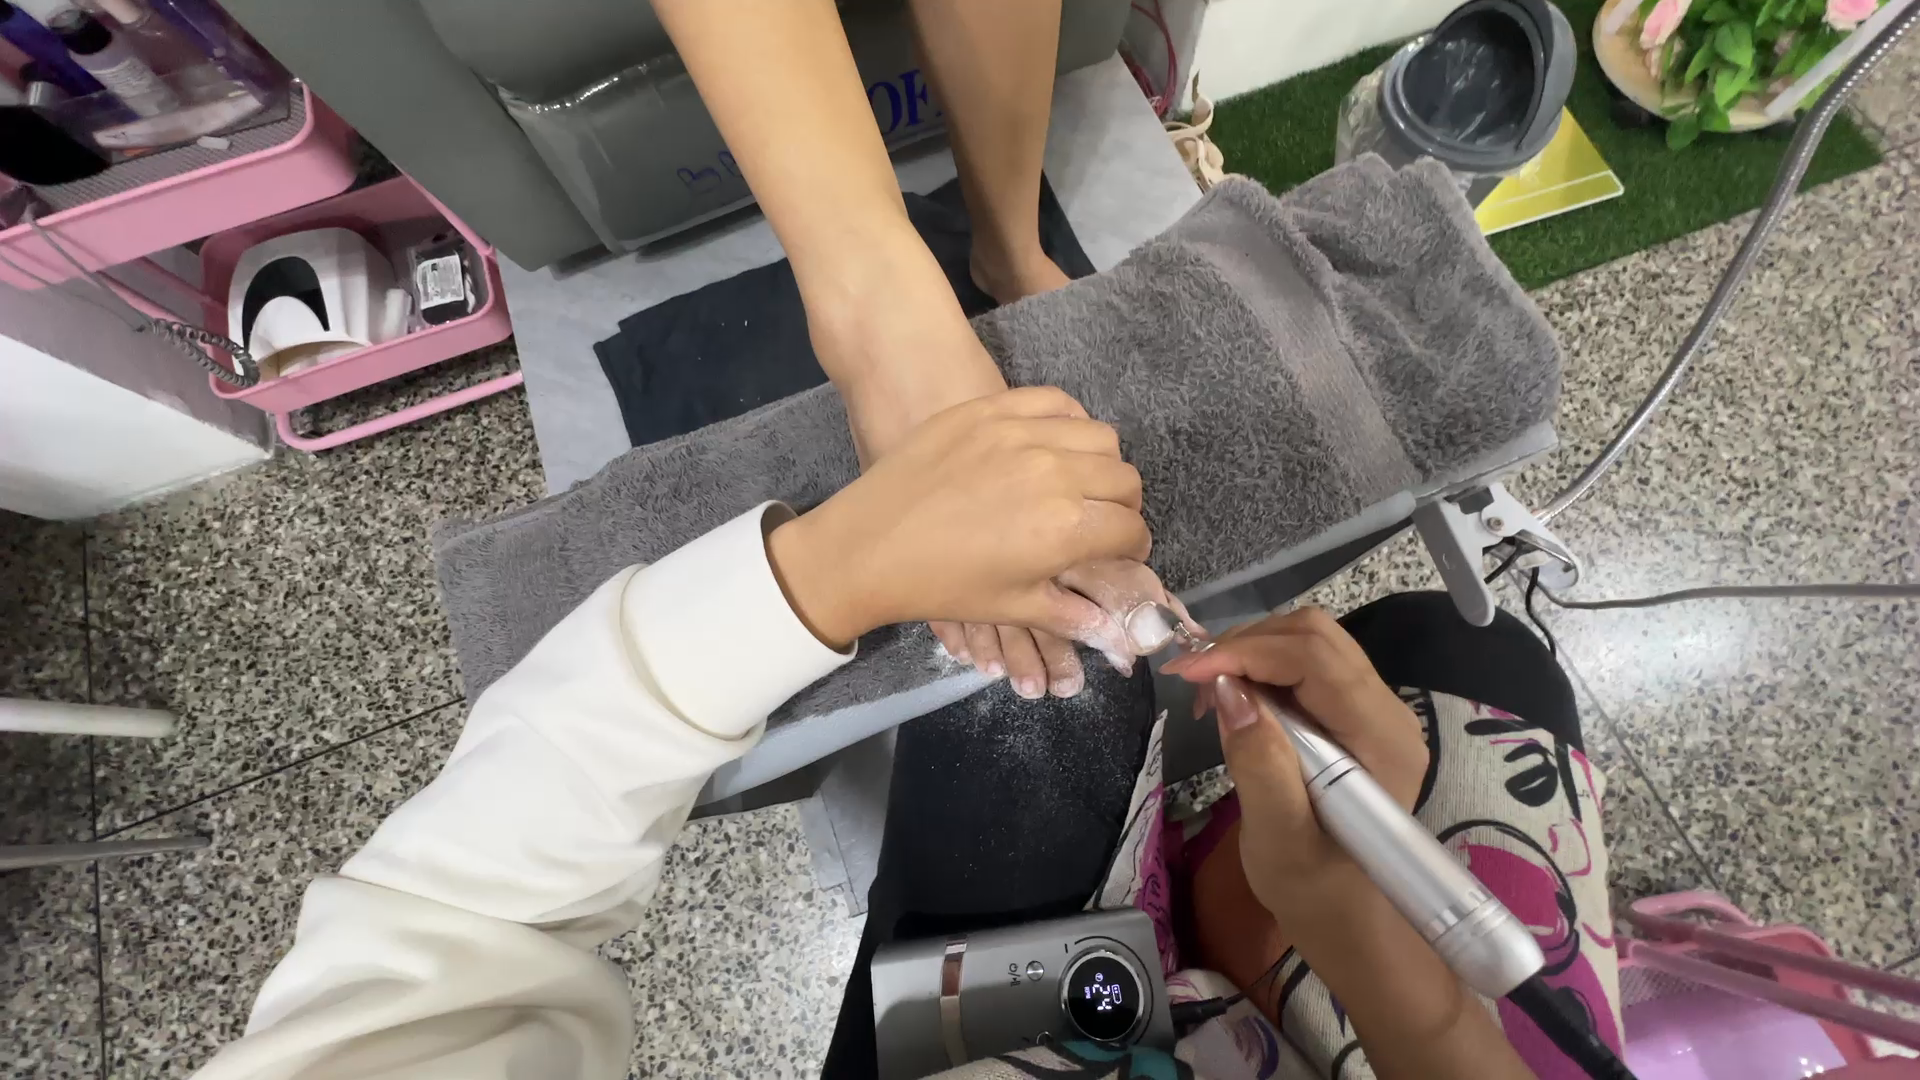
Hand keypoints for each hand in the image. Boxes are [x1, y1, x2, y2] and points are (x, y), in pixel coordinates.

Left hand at [815, 288, 1183, 697]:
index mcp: (1064, 529)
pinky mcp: (992, 408)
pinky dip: (1067, 421)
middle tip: (1098, 522)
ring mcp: (1021, 433)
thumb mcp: (1011, 607)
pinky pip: (1056, 401)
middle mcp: (1054, 473)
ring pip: (1099, 437)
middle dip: (1122, 507)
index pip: (1130, 529)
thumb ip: (1076, 617)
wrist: (869, 544)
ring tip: (1075, 483)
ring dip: (1100, 464)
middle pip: (1124, 479)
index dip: (1132, 548)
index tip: (1120, 553)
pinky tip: (1050, 443)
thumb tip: (1122, 636)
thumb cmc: (940, 584)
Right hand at [1160, 608, 1426, 920]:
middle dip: (1244, 644)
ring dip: (1248, 650)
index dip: (1245, 651)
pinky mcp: (1349, 714)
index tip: (1187, 673)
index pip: (1314, 658)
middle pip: (1313, 634)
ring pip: (1306, 640)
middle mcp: (1386, 711)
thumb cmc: (1319, 895)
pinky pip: (1302, 662)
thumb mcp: (1280, 842)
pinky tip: (1231, 696)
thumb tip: (1226, 690)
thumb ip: (1260, 765)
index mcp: (1382, 740)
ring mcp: (1370, 709)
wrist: (1354, 924)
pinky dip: (1257, 664)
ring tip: (1207, 690)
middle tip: (1194, 681)